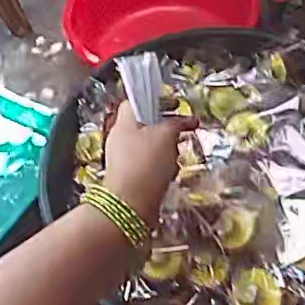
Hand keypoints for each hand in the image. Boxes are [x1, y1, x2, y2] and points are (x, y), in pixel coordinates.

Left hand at [99, 105, 197, 225]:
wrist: (130, 205)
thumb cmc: (146, 163)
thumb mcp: (166, 135)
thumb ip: (175, 123)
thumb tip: (184, 119)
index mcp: (124, 122)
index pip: (137, 101)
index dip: (157, 100)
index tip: (176, 105)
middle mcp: (120, 138)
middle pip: (146, 124)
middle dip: (167, 128)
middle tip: (183, 132)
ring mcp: (124, 158)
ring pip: (150, 146)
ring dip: (167, 149)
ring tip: (176, 156)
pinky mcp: (130, 177)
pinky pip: (149, 164)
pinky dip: (161, 166)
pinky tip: (170, 174)